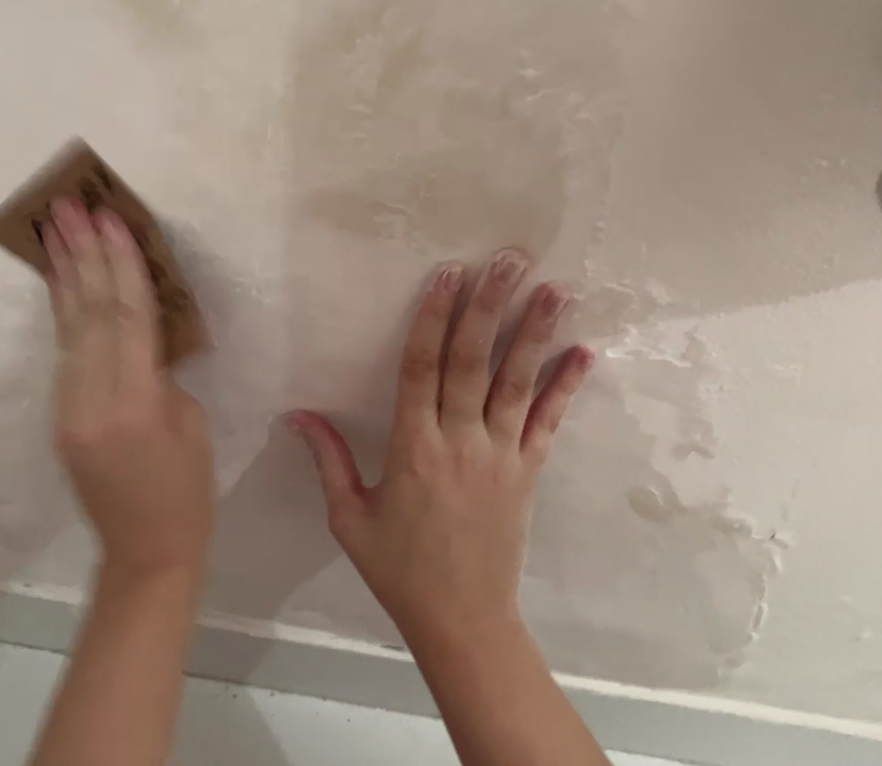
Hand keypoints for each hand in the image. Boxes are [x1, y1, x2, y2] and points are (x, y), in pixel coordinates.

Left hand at [41, 197, 213, 586]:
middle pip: (90, 313)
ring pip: (68, 328)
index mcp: (137, 404)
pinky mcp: (60, 417)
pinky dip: (64, 310)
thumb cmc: (187, 490)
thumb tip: (138, 337)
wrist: (145, 551)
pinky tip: (62, 280)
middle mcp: (93, 401)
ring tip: (52, 228)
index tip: (109, 216)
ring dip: (63, 274)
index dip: (120, 263)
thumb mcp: (190, 422)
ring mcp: (69, 410)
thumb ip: (160, 372)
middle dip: (80, 254)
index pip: (128, 316)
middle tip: (65, 204)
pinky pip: (65, 353)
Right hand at [288, 250, 593, 650]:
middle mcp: (460, 443)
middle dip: (487, 307)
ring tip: (554, 288)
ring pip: (516, 383)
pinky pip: (548, 422)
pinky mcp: (528, 473)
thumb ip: (327, 461)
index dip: (432, 318)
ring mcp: (501, 456)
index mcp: (412, 449)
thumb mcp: (349, 517)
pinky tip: (584, 351)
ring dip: (534, 332)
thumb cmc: (399, 569)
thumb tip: (296, 416)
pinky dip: (566, 386)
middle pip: (472, 362)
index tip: (446, 275)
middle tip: (505, 260)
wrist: (464, 621)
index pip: (421, 369)